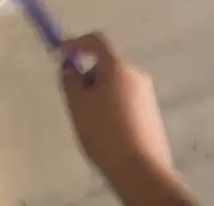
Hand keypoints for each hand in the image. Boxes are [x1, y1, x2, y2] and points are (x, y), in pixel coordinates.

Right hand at [59, 34, 195, 205]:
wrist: (142, 172)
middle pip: (107, 62)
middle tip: (74, 93)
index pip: (97, 40)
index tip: (61, 53)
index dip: (77, 42)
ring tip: (88, 117)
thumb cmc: (104, 131)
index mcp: (118, 66)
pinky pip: (126, 98)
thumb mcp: (77, 103)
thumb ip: (69, 79)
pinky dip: (112, 104)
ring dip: (99, 90)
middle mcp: (136, 74)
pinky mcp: (152, 114)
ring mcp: (147, 95)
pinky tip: (105, 129)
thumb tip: (70, 68)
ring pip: (116, 82)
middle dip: (88, 72)